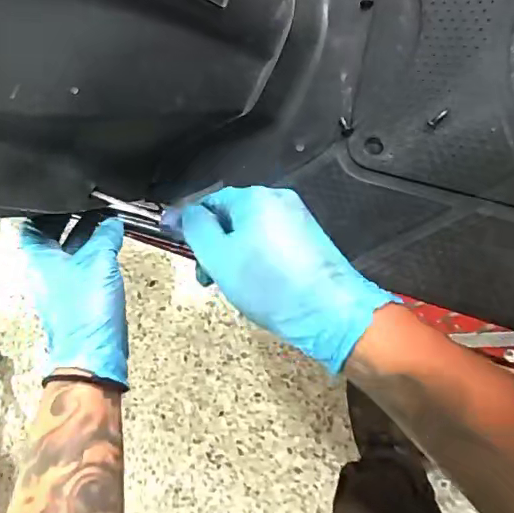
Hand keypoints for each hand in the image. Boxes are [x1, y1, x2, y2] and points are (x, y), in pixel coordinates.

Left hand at [16, 217, 128, 386]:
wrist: (93, 354)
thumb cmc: (84, 311)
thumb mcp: (99, 260)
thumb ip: (105, 235)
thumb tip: (113, 222)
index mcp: (37, 258)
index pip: (31, 222)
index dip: (44, 207)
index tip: (61, 196)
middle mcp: (43, 270)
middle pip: (50, 235)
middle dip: (68, 218)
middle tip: (87, 205)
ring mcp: (59, 285)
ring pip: (67, 251)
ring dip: (82, 236)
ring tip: (102, 221)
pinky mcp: (75, 297)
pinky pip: (80, 267)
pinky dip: (90, 254)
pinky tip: (107, 248)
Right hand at [166, 186, 393, 372]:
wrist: (333, 314)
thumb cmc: (268, 284)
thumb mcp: (217, 256)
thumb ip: (194, 227)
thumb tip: (180, 212)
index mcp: (255, 197)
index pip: (208, 203)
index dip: (191, 227)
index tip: (187, 256)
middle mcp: (279, 200)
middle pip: (230, 217)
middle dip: (214, 246)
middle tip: (209, 278)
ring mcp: (299, 220)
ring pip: (250, 233)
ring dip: (234, 255)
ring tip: (235, 286)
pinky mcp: (311, 241)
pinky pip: (271, 243)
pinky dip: (258, 261)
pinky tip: (259, 285)